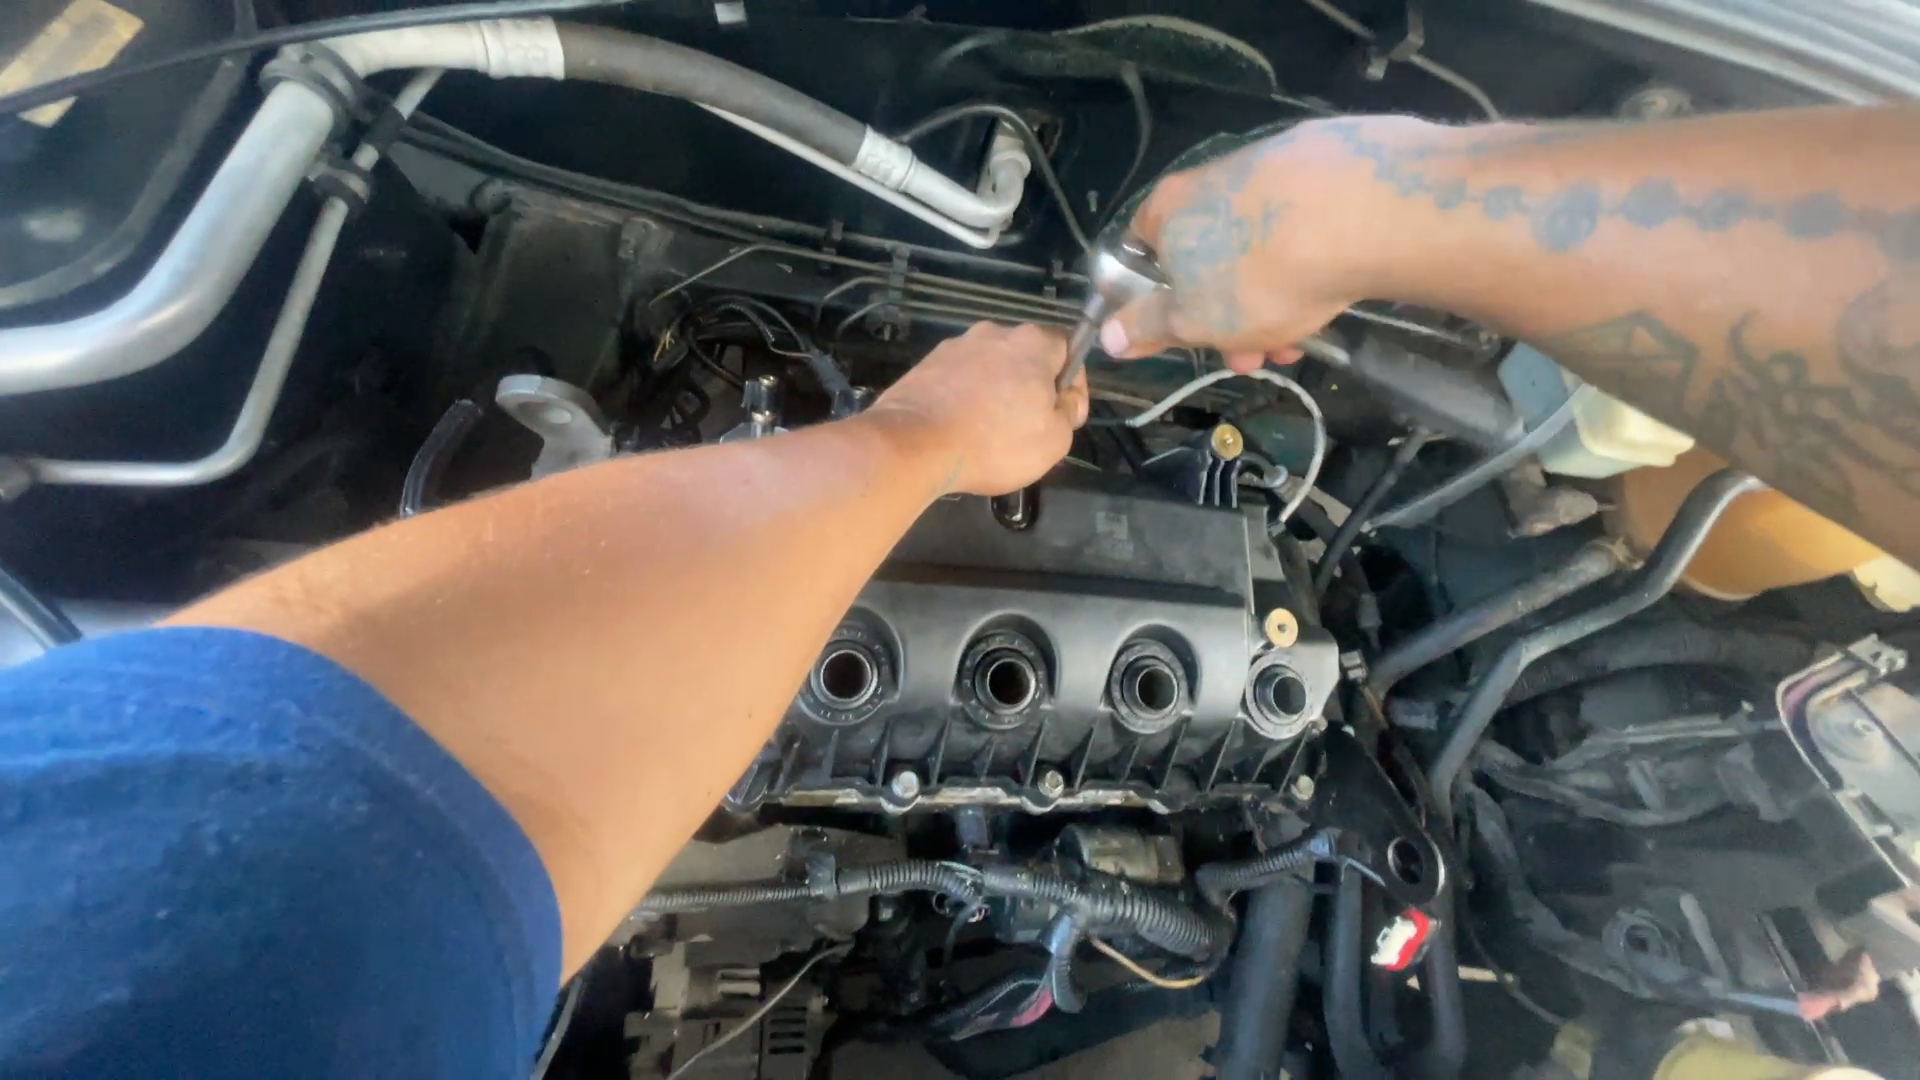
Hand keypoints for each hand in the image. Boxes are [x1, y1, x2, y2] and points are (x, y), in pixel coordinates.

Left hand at [865, 322, 1087, 496]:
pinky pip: (957, 381)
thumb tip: (1065, 400)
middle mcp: (993, 333)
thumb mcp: (1055, 440)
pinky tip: (958, 429)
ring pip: (988, 369)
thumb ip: (1069, 412)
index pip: (1067, 348)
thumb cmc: (995, 442)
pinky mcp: (924, 366)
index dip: (1072, 382)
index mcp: (1032, 342)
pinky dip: (964, 399)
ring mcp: (954, 347)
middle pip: (1025, 357)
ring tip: (988, 433)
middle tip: (1028, 428)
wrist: (914, 445)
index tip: (1065, 414)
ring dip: (995, 393)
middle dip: (1031, 388)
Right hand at [1100, 115, 1438, 371]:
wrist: (1374, 212)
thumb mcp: (1192, 321)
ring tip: (1296, 338)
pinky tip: (1328, 290)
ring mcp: (1274, 163)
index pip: (1138, 251)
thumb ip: (1146, 327)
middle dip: (1222, 317)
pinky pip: (1300, 225)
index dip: (1153, 300)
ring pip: (1254, 249)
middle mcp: (1214, 176)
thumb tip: (1108, 336)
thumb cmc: (1261, 276)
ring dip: (1267, 302)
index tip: (1180, 334)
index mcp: (1169, 208)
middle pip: (1204, 258)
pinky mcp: (1329, 161)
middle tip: (1249, 354)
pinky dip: (1305, 261)